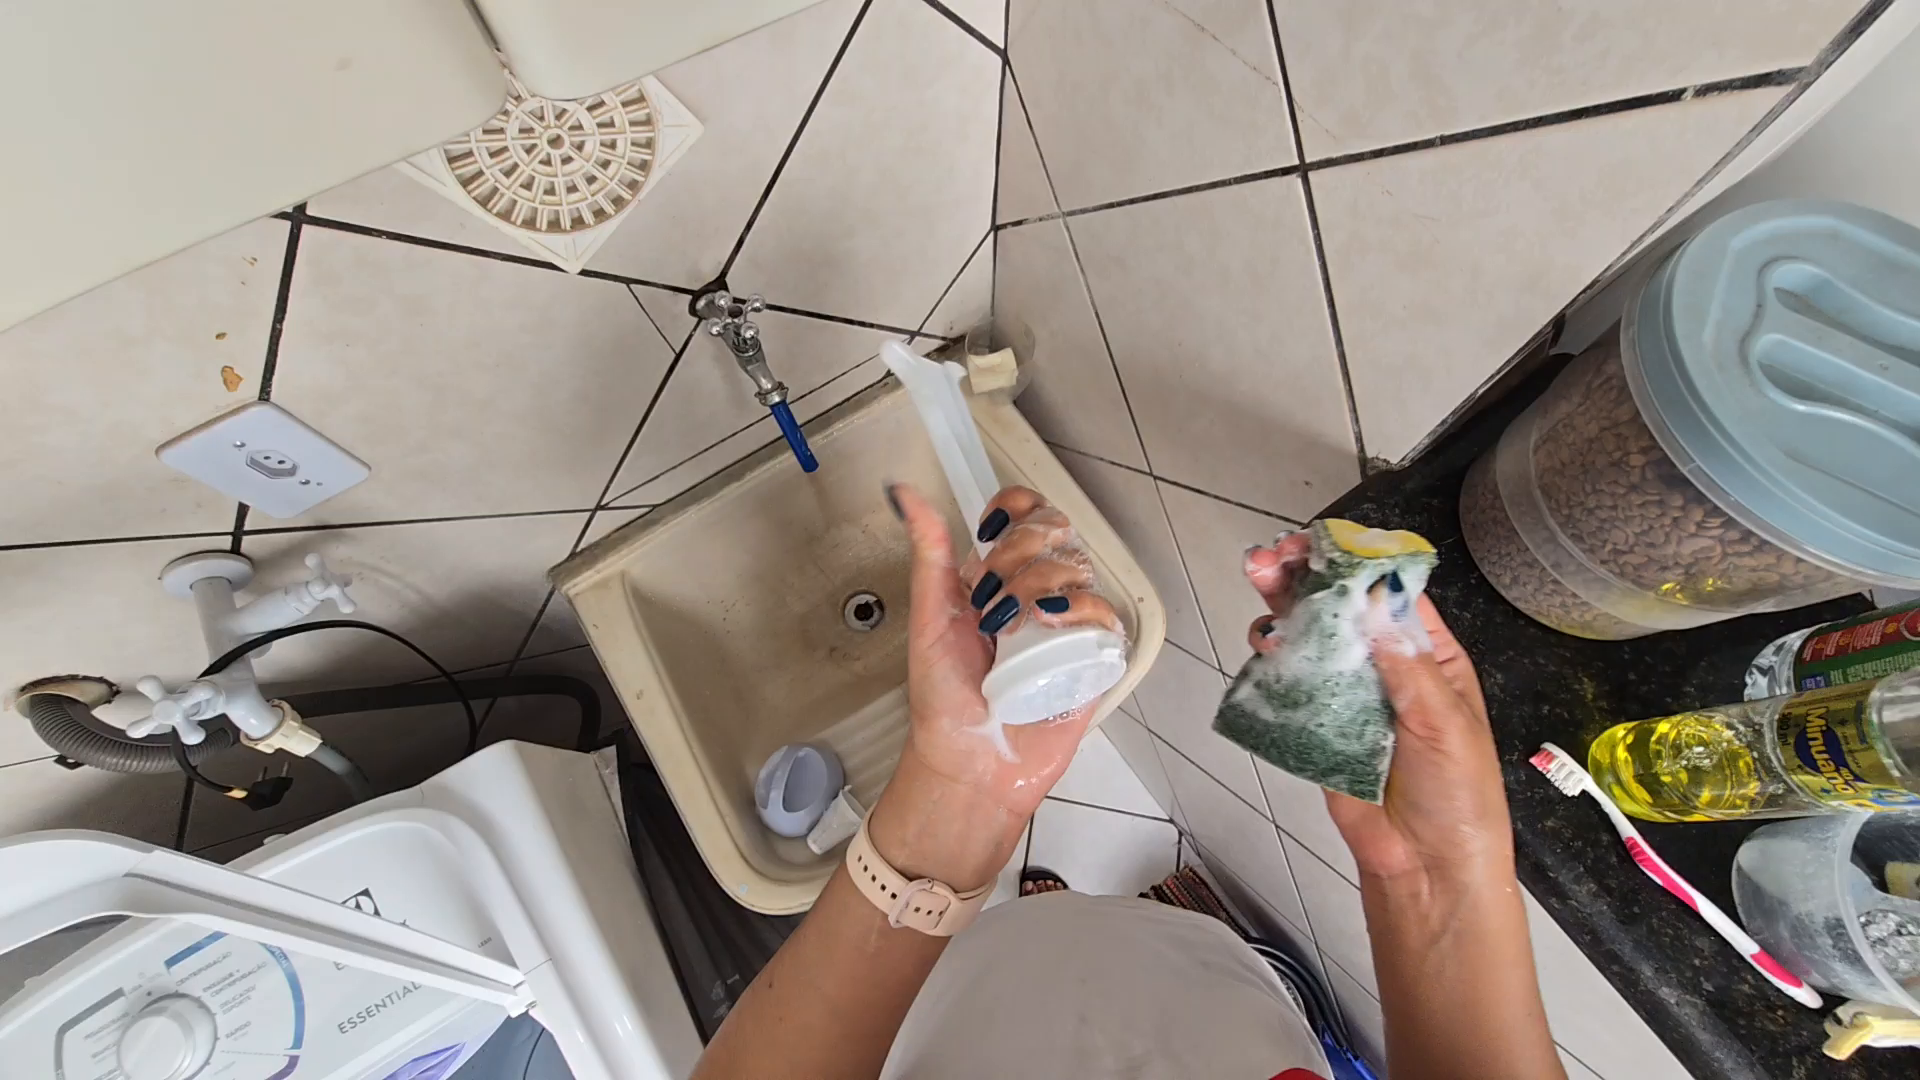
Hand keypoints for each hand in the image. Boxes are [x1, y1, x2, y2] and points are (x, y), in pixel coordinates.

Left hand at [866, 484, 1119, 889]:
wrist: (968, 763)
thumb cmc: (942, 697)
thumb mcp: (928, 618)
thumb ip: (928, 552)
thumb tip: (904, 493)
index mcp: (996, 576)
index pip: (1024, 512)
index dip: (1017, 506)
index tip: (993, 530)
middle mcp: (1034, 590)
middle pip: (1052, 530)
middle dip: (1020, 551)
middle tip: (992, 596)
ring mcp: (1065, 621)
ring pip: (1076, 565)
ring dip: (1040, 584)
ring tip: (1011, 626)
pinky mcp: (1091, 655)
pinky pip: (1103, 613)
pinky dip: (1080, 609)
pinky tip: (1050, 625)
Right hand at [1244, 540, 1512, 888]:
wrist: (1422, 863)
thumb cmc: (1457, 795)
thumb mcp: (1447, 725)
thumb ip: (1408, 666)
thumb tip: (1371, 601)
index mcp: (1425, 656)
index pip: (1389, 595)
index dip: (1355, 564)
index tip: (1322, 544)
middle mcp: (1380, 663)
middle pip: (1338, 606)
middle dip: (1305, 575)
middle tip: (1270, 556)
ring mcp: (1343, 689)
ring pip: (1307, 633)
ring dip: (1282, 604)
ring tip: (1259, 582)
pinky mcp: (1312, 715)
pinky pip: (1287, 675)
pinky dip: (1270, 652)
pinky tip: (1263, 640)